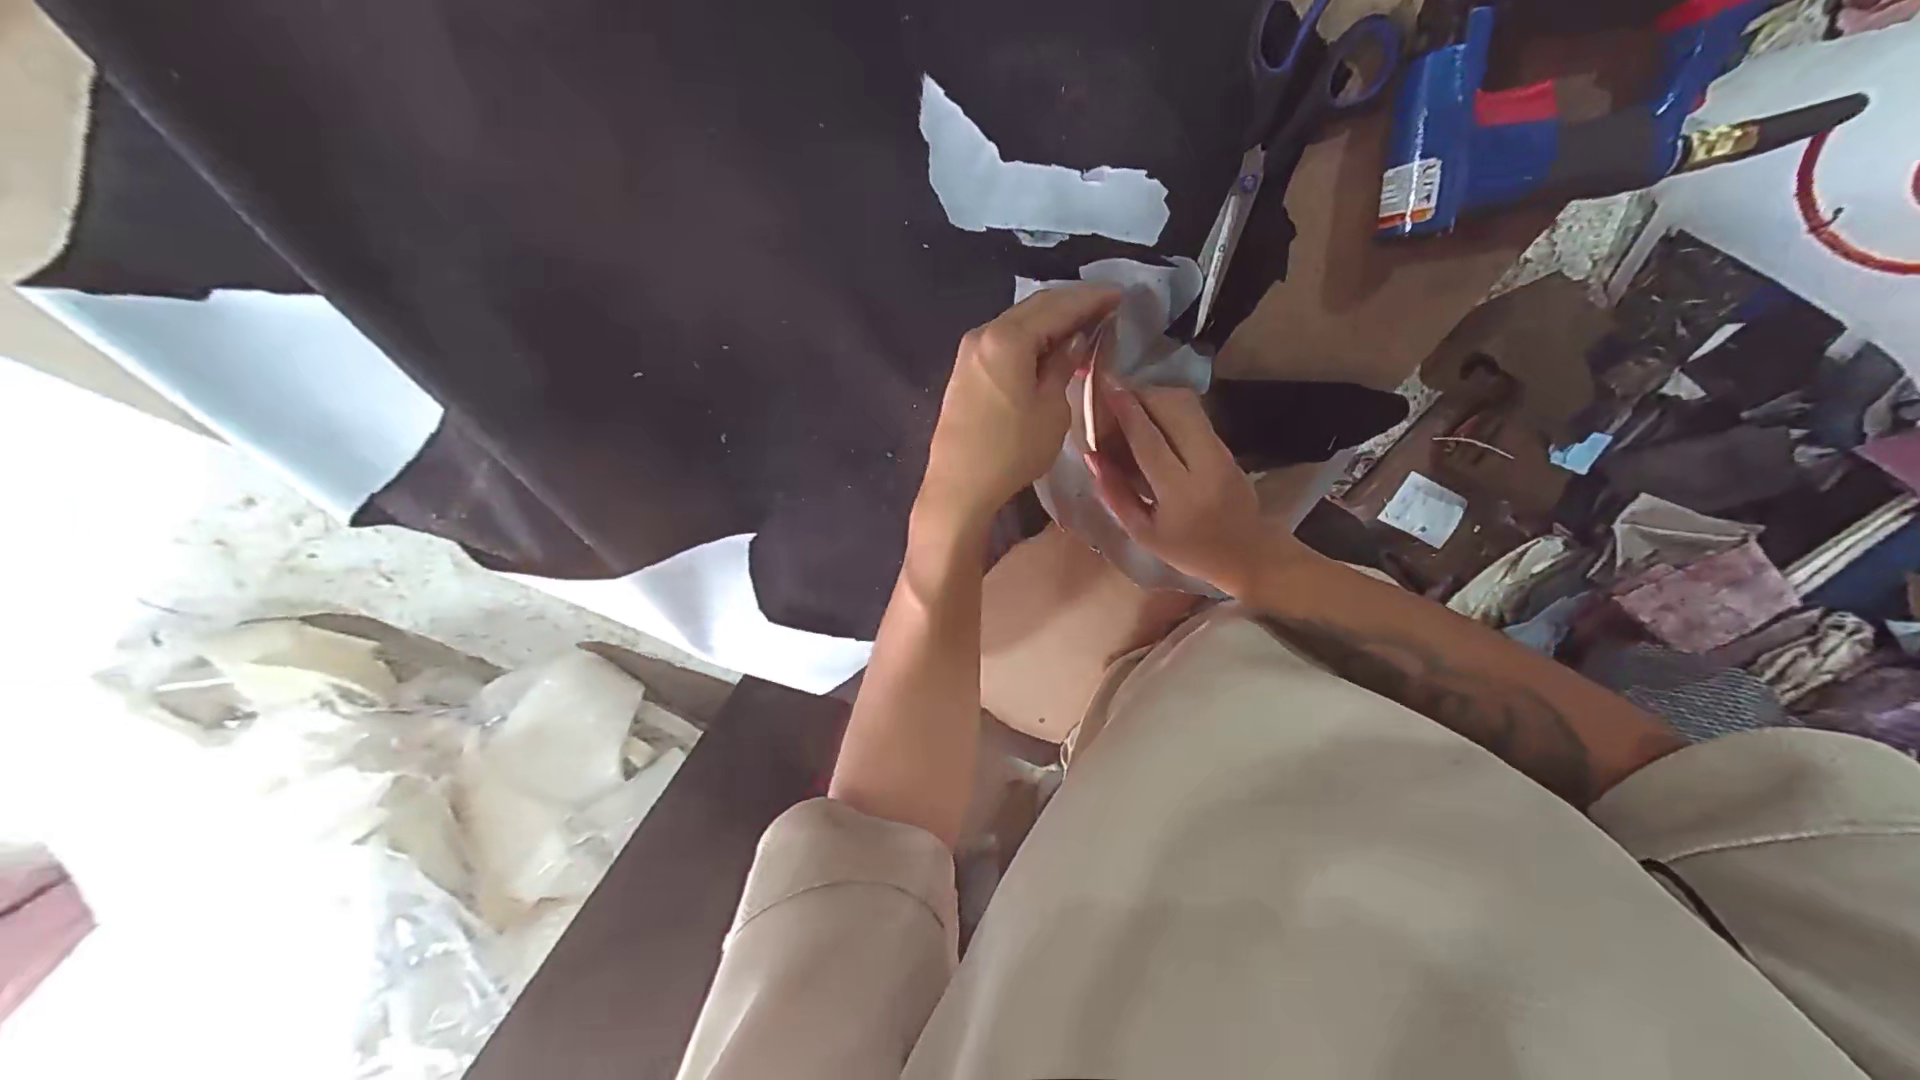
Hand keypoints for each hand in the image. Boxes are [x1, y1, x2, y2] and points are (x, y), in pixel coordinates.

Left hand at [920, 286, 1121, 529]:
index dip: (1091, 299)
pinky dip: (1030, 339)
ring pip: (1017, 323)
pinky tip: (1049, 349)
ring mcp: (969, 352)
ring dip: (1050, 322)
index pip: (1058, 306)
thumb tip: (1072, 341)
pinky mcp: (964, 371)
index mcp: (1008, 338)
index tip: (1119, 295)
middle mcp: (984, 334)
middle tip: (1105, 306)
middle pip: (1034, 307)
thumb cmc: (1011, 451)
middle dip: (1071, 304)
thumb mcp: (1051, 410)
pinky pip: (1004, 342)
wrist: (959, 485)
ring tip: (1083, 327)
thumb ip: (1062, 365)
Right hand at [1086, 386, 1297, 595]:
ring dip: (1156, 396)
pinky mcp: (1226, 445)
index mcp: (1181, 493)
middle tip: (1114, 398)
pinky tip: (1150, 420)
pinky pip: (1194, 414)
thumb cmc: (1188, 551)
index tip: (1106, 390)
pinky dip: (1168, 408)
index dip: (1127, 413)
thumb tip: (1091, 456)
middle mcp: (1206, 464)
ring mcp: (1221, 450)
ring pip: (1187, 405)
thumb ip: (1115, 494)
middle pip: (1174, 409)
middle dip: (1141, 395)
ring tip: (1130, 406)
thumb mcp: (1142, 533)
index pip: (1150, 441)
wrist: (1248, 553)